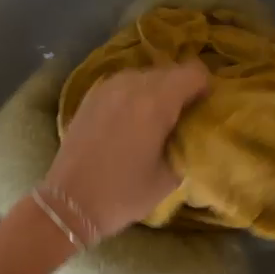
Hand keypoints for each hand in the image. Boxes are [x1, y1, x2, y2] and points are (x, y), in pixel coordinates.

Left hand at [45, 62, 209, 239]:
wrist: (69, 202)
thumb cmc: (123, 193)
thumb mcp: (169, 177)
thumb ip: (188, 145)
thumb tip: (194, 131)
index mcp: (155, 102)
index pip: (194, 73)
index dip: (205, 89)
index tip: (204, 110)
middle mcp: (131, 84)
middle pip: (170, 71)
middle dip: (182, 89)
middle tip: (183, 119)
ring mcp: (107, 87)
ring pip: (145, 75)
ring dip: (157, 91)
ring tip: (156, 120)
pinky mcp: (91, 96)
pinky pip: (124, 84)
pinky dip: (135, 95)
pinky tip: (132, 120)